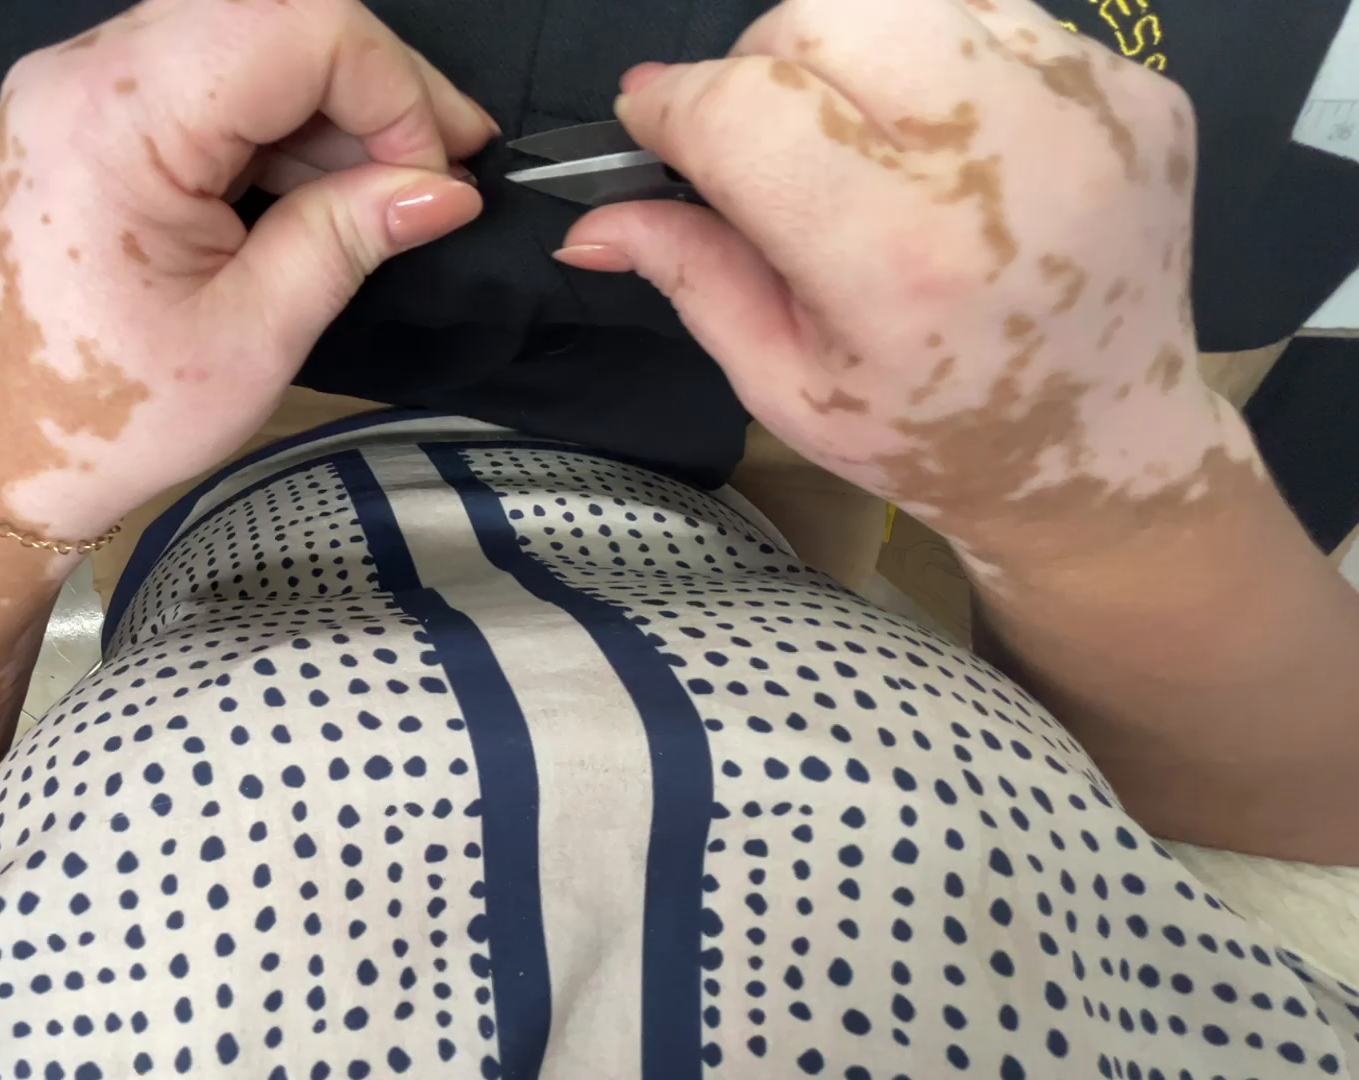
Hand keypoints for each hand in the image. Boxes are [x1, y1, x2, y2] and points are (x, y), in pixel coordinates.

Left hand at [0, 0, 492, 543]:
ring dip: (337, 111)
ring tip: (399, 188)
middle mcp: (84, 73)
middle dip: (376, 88)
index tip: (441, 175)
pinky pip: (214, 90)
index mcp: (115, 122)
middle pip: (271, 18)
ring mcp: (83, 89)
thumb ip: (348, 238)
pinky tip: (332, 188)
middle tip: (446, 165)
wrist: (22, 445)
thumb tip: (448, 190)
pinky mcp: (96, 119)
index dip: (393, 87)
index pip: (293, 26)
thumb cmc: (130, 414)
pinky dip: (286, 132)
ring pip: (248, 46)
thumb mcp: (258, 335)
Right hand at [559, 0, 1263, 572]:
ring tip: (837, 150)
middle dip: (751, 64)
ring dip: (833, 60)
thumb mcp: (774, 378)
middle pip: (826, 14)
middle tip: (744, 144)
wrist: (1088, 444)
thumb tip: (585, 229)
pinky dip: (915, 65)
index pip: (750, 113)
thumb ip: (688, 277)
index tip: (643, 123)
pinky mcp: (1134, 80)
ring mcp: (1085, 101)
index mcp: (894, 257)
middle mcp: (1001, 155)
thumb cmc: (909, 433)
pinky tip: (918, 148)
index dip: (674, 105)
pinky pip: (982, 18)